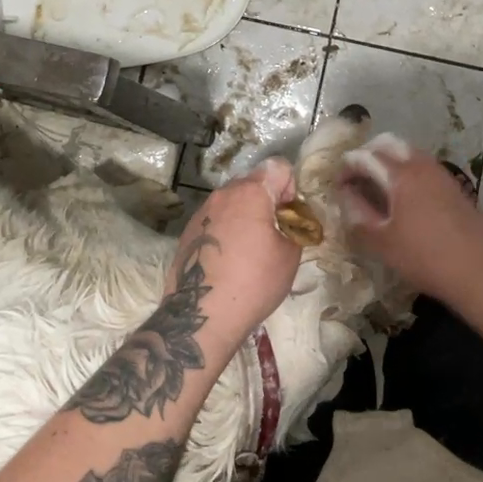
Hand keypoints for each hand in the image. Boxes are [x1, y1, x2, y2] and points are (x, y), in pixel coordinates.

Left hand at [171, 157, 302, 340]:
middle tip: (274, 232)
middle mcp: (224, 194)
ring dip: (245, 214)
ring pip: (232, 200)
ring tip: (250, 248)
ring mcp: (202, 211)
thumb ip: (294, 228)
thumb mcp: (290, 255)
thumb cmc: (254, 282)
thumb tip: (287, 223)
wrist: (203, 314)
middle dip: (267, 200)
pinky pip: (216, 218)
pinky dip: (226, 228)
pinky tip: (229, 258)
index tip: (289, 215)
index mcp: (251, 192)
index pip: (279, 167)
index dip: (290, 187)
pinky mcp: (188, 230)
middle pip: (253, 182)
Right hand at [338, 134, 482, 299]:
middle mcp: (421, 165)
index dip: (346, 167)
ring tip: (378, 187)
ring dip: (389, 160)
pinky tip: (404, 198)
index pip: (364, 156)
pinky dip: (407, 170)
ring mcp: (441, 174)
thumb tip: (345, 195)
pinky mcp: (454, 186)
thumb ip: (358, 215)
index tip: (338, 185)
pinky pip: (424, 166)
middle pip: (388, 143)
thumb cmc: (424, 258)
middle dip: (367, 154)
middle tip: (356, 178)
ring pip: (408, 152)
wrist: (479, 270)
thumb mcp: (381, 242)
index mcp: (400, 175)